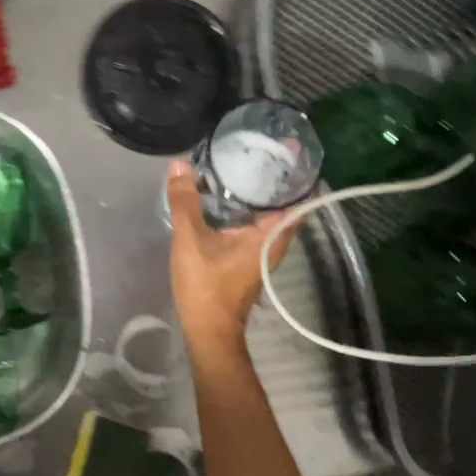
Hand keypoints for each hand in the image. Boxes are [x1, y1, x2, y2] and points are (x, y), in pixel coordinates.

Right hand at [166, 159, 299, 343]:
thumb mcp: (190, 240)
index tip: (283, 145)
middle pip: (281, 202)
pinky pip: (254, 225)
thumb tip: (180, 165)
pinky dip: (245, 210)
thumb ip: (185, 202)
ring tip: (239, 167)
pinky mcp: (249, 258)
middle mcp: (274, 241)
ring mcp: (263, 252)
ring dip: (256, 194)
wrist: (208, 330)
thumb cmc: (206, 286)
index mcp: (270, 234)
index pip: (296, 195)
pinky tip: (225, 200)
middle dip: (271, 177)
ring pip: (266, 214)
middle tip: (256, 148)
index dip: (293, 170)